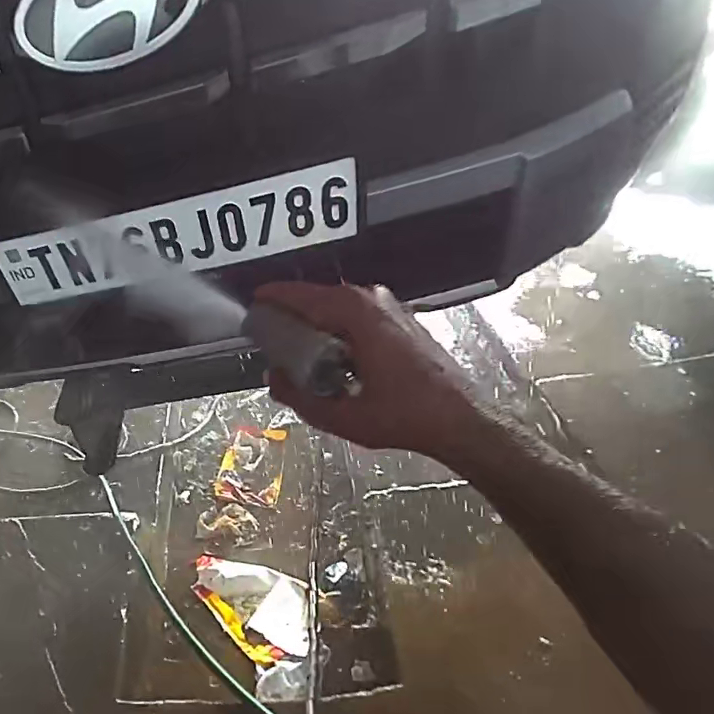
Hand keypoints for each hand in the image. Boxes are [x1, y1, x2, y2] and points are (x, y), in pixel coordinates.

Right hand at [253, 282, 492, 460]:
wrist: (461, 418)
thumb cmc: (405, 416)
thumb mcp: (343, 417)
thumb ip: (300, 398)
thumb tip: (272, 380)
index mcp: (356, 313)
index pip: (302, 295)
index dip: (273, 297)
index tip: (253, 303)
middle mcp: (372, 300)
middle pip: (318, 298)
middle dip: (291, 314)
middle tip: (268, 335)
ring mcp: (389, 307)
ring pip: (338, 307)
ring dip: (314, 322)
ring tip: (293, 348)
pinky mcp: (399, 319)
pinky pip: (356, 315)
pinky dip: (336, 328)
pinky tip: (329, 354)